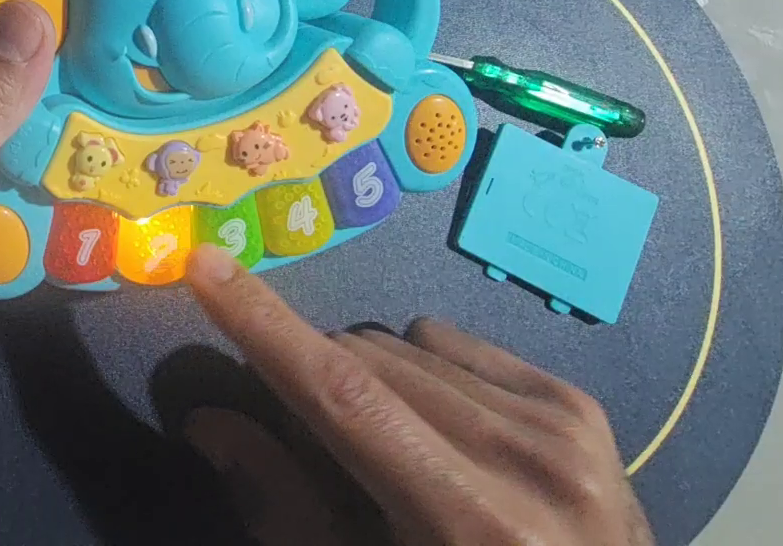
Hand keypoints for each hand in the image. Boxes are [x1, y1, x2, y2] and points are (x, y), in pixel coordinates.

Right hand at [184, 245, 654, 545]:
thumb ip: (279, 502)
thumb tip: (205, 419)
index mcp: (468, 525)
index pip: (340, 394)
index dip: (263, 324)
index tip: (203, 263)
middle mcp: (524, 463)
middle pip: (358, 358)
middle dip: (317, 384)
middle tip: (326, 450)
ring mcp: (560, 429)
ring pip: (395, 343)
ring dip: (367, 378)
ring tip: (398, 447)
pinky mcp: (578, 407)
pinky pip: (443, 339)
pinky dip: (418, 368)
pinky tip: (443, 426)